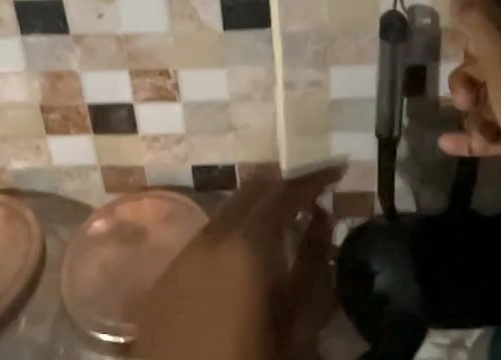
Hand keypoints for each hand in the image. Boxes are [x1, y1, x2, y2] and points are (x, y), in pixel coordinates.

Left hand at [132, 168, 342, 359]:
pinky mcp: (163, 280)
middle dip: (285, 187)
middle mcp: (211, 236)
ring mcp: (182, 256)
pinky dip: (232, 235)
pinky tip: (246, 261)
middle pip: (252, 191)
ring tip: (285, 228)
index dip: (313, 176)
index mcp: (246, 243)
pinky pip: (206, 239)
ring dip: (257, 211)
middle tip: (314, 197)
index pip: (285, 189)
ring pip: (227, 211)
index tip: (337, 170)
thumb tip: (323, 221)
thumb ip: (314, 267)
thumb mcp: (298, 329)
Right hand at [438, 0, 500, 179]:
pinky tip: (449, 143)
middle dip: (471, 78)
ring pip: (497, 96)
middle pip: (497, 60)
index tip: (459, 45)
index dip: (481, 28)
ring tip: (472, 127)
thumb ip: (479, 28)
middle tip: (462, 98)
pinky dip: (480, 133)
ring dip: (476, 111)